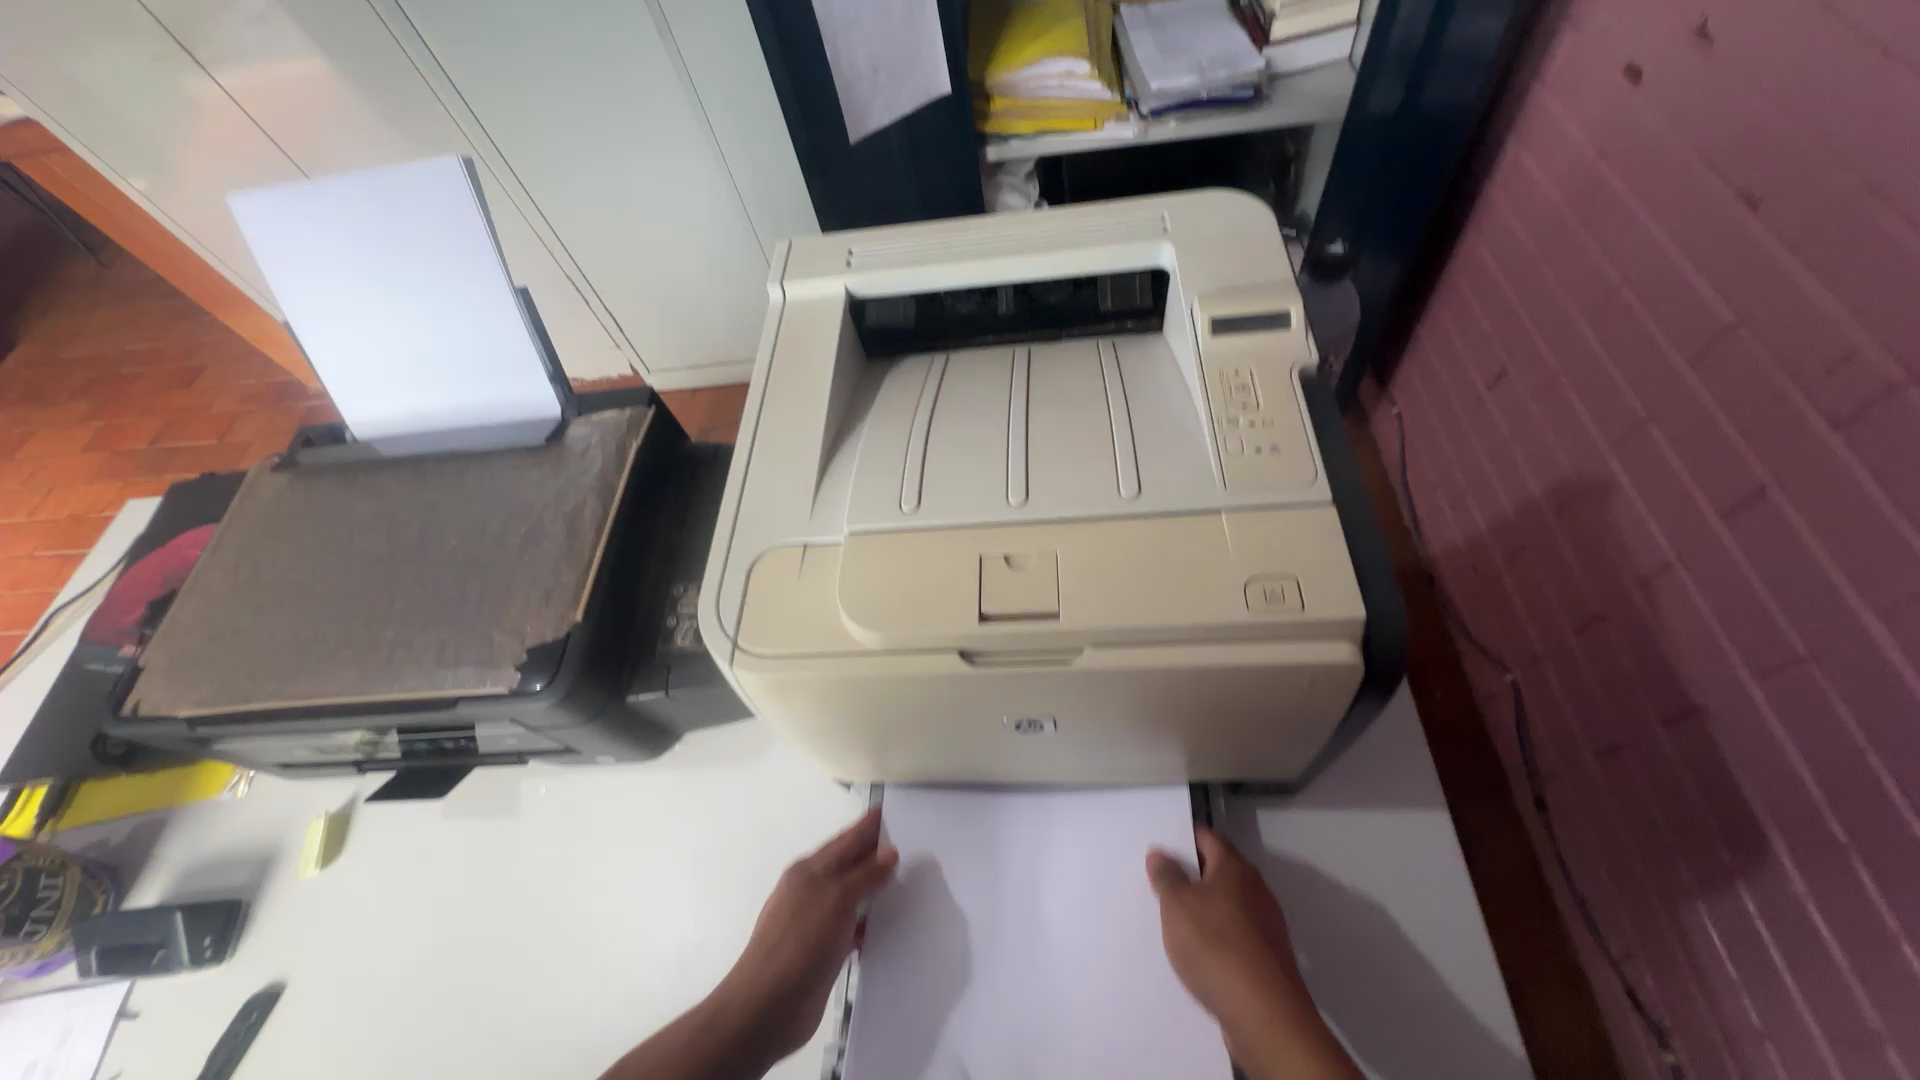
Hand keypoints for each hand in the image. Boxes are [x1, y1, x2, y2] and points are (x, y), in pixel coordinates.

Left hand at [714, 807, 898, 1063]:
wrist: (766, 1006)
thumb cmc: (800, 943)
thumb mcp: (836, 900)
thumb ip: (865, 876)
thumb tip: (889, 851)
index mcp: (809, 870)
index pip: (845, 840)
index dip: (867, 826)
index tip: (889, 810)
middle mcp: (811, 891)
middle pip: (848, 866)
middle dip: (874, 854)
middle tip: (910, 843)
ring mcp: (815, 922)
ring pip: (852, 897)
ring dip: (875, 889)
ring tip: (907, 880)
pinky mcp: (823, 952)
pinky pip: (852, 927)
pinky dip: (869, 923)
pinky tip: (889, 925)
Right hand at [1147, 826, 1304, 1027]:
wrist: (1264, 1014)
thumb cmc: (1215, 946)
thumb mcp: (1177, 905)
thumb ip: (1167, 876)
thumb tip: (1161, 852)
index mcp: (1235, 868)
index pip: (1207, 838)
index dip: (1183, 839)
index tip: (1161, 848)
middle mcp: (1256, 890)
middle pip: (1220, 871)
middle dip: (1193, 875)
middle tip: (1161, 884)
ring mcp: (1266, 924)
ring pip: (1228, 905)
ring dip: (1205, 909)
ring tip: (1175, 921)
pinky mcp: (1268, 956)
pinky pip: (1236, 935)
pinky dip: (1217, 937)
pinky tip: (1199, 953)